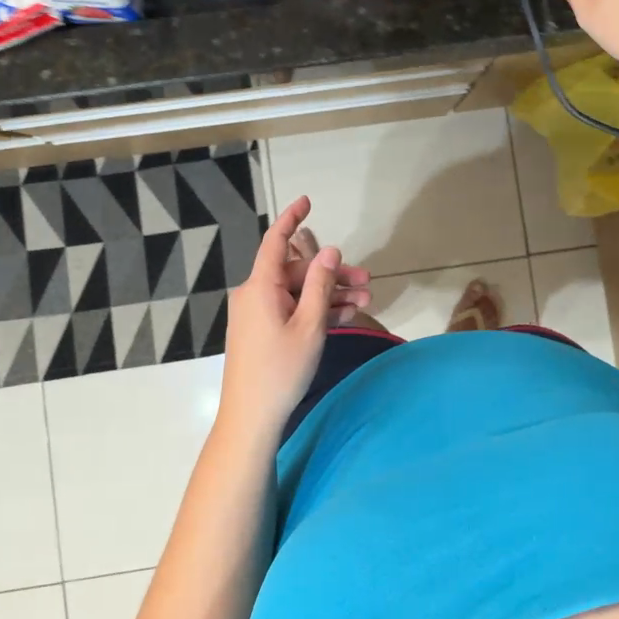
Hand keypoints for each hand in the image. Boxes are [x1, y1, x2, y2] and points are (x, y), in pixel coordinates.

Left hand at [220, 197, 368, 430]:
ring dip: (330, 295)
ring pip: (298, 293)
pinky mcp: (263, 331)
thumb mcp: (309, 325)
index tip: (308, 201)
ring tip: (364, 303)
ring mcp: (258, 313)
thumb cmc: (280, 369)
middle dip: (332, 274)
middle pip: (297, 271)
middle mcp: (255, 293)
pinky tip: (345, 316)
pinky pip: (291, 310)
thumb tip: (330, 251)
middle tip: (367, 283)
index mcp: (260, 286)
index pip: (276, 241)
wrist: (251, 416)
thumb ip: (320, 284)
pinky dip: (315, 311)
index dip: (292, 218)